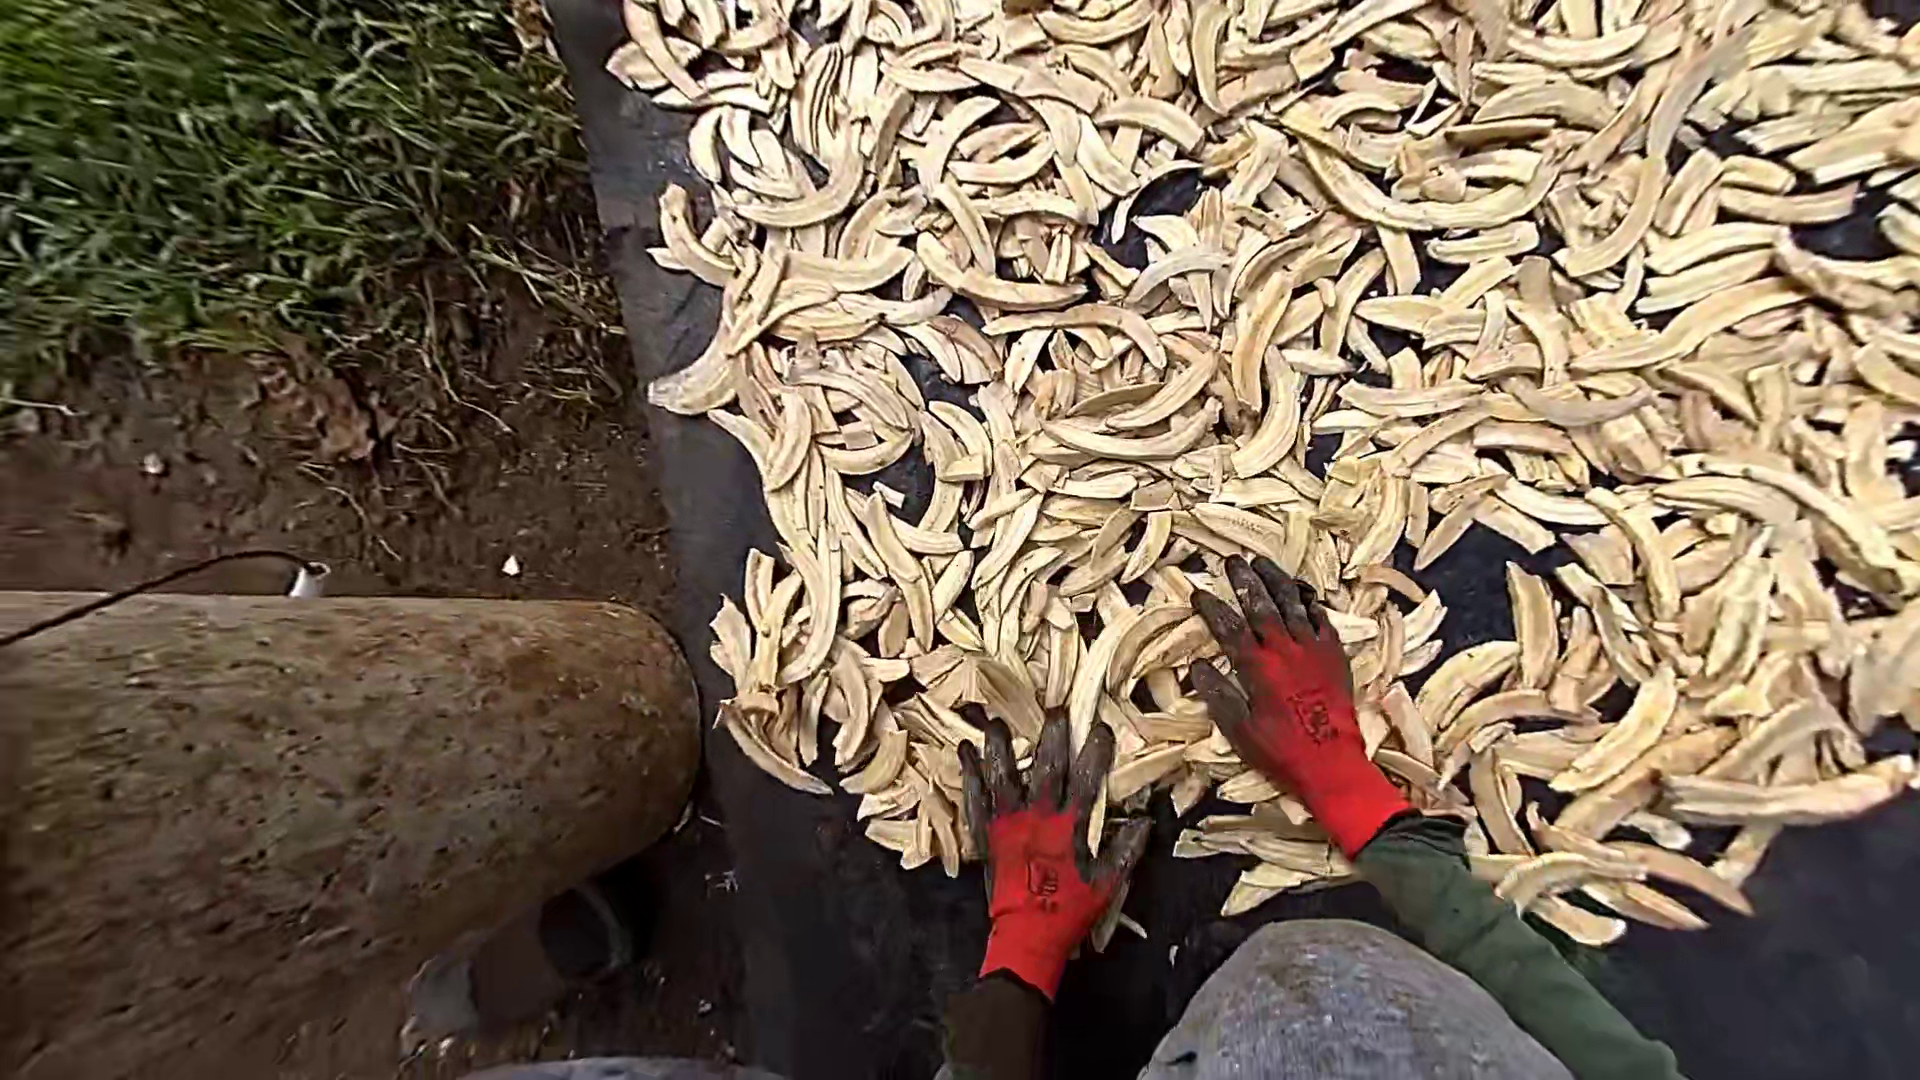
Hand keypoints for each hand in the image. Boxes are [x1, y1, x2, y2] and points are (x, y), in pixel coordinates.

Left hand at [958, 712, 1148, 998]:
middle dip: (1052, 736)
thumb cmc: (1068, 910)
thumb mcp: (1107, 886)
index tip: (1101, 728)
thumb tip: (1146, 819)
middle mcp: (1038, 815)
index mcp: (1069, 825)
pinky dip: (969, 773)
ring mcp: (1008, 821)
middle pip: (1046, 766)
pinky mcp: (986, 831)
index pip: (1086, 778)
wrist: (1026, 936)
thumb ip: (1126, 850)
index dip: (1095, 751)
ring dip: (1001, 746)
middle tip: (1054, 709)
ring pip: (1003, 774)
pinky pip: (975, 796)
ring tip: (997, 721)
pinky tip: (965, 751)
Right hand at [1190, 554, 1410, 858]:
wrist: (1336, 768)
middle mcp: (1285, 651)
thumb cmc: (1281, 751)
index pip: (1228, 627)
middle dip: (1244, 581)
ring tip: (1262, 563)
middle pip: (1261, 606)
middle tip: (1232, 561)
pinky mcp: (1335, 658)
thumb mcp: (1238, 730)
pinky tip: (1302, 592)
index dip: (1211, 608)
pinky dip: (1310, 603)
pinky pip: (1323, 621)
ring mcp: (1314, 652)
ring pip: (1292, 605)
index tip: (1198, 594)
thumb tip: (1197, 664)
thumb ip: (1217, 694)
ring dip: (1276, 582)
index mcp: (1258, 668)